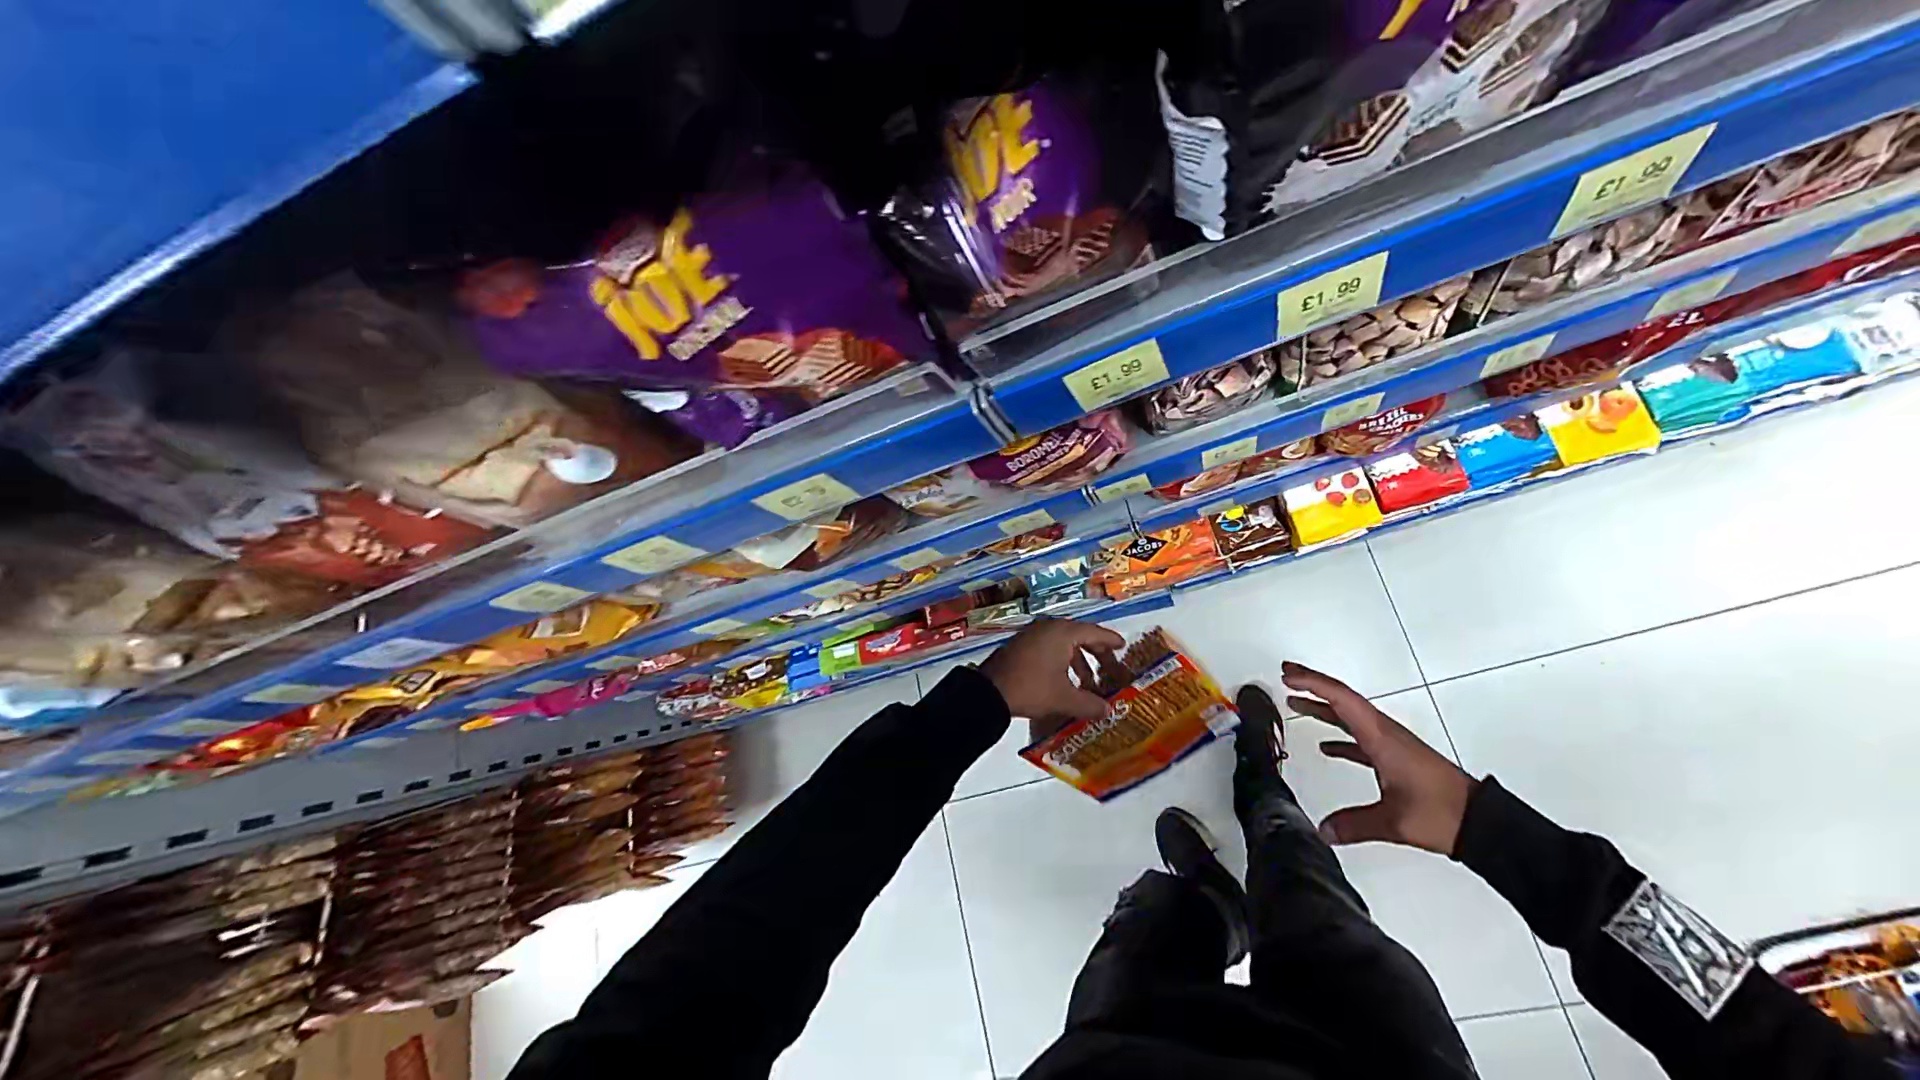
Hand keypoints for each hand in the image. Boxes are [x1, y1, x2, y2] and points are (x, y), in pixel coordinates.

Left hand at [978, 618, 1123, 736]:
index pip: (1094, 632)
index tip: (1123, 646)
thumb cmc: (1031, 688)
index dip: (1110, 641)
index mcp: (1062, 633)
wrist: (989, 692)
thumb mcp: (1064, 699)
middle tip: (1109, 668)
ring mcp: (1032, 635)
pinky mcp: (1020, 645)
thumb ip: (1090, 704)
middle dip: (1095, 653)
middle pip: (1079, 636)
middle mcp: (1048, 628)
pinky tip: (1064, 680)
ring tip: (1087, 683)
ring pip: (1063, 643)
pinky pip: (1049, 647)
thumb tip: (1108, 710)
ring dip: (1078, 661)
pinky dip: (1061, 660)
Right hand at [1282, 661, 1477, 855]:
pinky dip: (1339, 736)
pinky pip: (1360, 738)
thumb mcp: (1393, 821)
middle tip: (1287, 675)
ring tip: (1296, 705)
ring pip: (1350, 717)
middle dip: (1313, 685)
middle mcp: (1384, 734)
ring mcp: (1390, 745)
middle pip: (1343, 699)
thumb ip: (1354, 825)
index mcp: (1380, 737)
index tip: (1288, 675)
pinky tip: (1327, 747)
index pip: (1341, 698)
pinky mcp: (1396, 759)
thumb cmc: (1444, 813)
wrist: (1485, 824)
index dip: (1312, 683)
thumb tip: (1323, 830)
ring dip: (1323, 708)